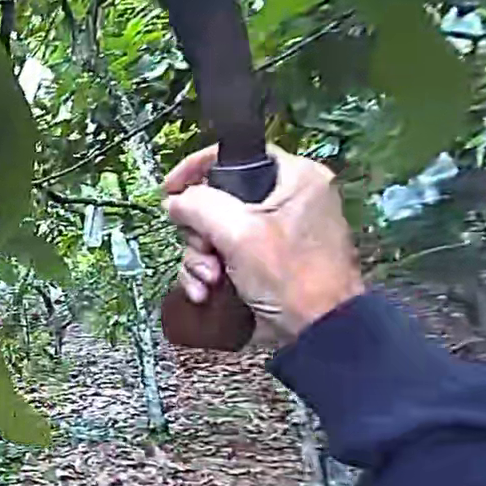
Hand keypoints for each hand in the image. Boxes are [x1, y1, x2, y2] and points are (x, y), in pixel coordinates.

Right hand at [162, 144, 364, 341]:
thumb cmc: (288, 275)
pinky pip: (217, 257)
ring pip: (210, 233)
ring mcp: (268, 233)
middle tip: (206, 252)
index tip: (170, 190)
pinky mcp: (257, 260)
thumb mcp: (239, 233)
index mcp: (291, 178)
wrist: (316, 331)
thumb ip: (199, 207)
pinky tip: (207, 293)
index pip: (234, 155)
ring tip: (210, 281)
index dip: (196, 169)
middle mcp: (281, 200)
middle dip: (198, 233)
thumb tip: (173, 202)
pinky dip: (206, 275)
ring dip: (199, 260)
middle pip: (214, 200)